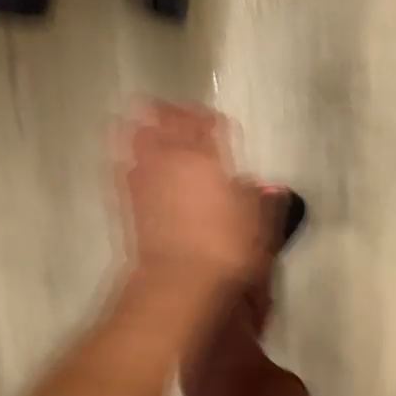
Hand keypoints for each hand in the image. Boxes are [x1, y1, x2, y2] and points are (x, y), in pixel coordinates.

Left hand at [116, 102, 287, 292]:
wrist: (181, 282)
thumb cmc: (228, 250)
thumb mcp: (259, 227)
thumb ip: (262, 201)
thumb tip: (271, 188)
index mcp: (208, 157)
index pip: (208, 124)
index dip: (213, 120)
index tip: (218, 121)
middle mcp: (172, 158)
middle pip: (167, 121)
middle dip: (173, 114)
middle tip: (179, 113)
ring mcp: (145, 176)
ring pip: (139, 136)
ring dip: (145, 127)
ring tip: (147, 124)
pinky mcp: (126, 199)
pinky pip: (125, 165)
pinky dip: (131, 156)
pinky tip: (135, 160)